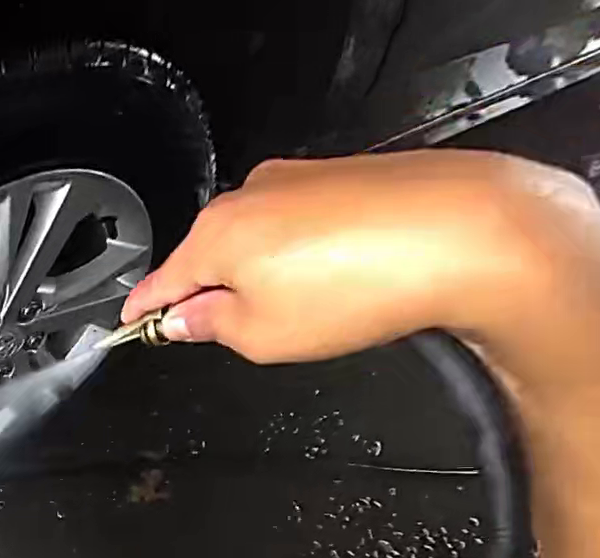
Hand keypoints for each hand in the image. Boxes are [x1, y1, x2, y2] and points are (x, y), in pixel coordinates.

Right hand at [121, 150, 599, 365]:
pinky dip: (291, 260)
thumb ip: (208, 327)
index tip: (131, 324)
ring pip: (248, 243)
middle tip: (232, 335)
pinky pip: (289, 227)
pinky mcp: (334, 179)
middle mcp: (247, 197)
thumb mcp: (259, 335)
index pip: (158, 284)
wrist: (468, 235)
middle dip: (209, 298)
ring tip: (298, 313)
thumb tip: (183, 320)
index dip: (141, 311)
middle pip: (203, 260)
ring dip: (255, 280)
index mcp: (215, 237)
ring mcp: (293, 181)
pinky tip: (326, 282)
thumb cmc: (361, 285)